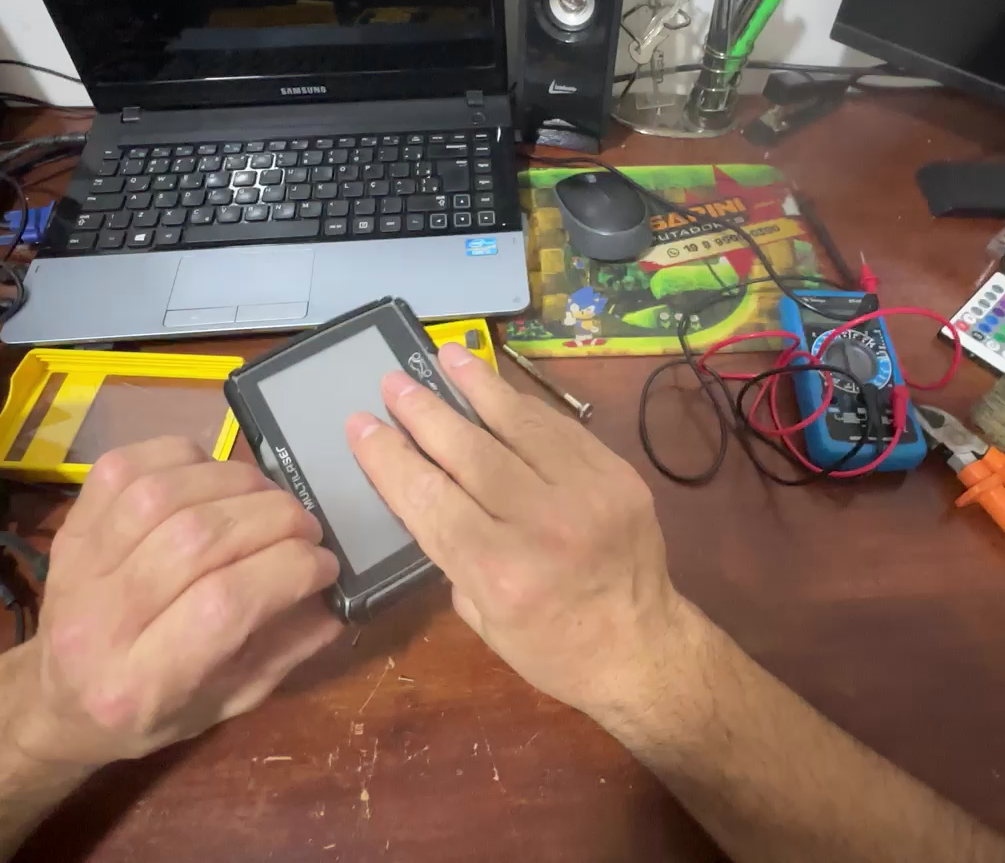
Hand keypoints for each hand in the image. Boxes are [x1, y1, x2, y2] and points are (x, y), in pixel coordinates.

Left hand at [9, 438, 343, 766]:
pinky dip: (187, 457)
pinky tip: (216, 475)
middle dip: (275, 518)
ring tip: (268, 499)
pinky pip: (130, 466)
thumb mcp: (232, 700)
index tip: (324, 564)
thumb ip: (290, 648)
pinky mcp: (72, 525)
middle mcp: (99, 623)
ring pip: (165, 494)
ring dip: (238, 482)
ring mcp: (77, 566)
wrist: (56, 701)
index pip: (223, 603)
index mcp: (140, 684)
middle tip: (306, 527)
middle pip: (196, 539)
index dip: (289, 569)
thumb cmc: (156, 708)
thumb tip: (339, 592)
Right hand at [345, 344, 697, 721]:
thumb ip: (452, 551)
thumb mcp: (482, 618)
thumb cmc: (553, 647)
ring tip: (447, 357)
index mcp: (501, 573)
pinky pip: (561, 427)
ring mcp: (588, 492)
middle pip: (470, 451)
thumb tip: (430, 485)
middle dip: (424, 413)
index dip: (389, 458)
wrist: (643, 647)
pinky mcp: (618, 474)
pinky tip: (498, 387)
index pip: (429, 499)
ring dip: (478, 386)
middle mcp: (544, 524)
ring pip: (520, 424)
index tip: (361, 425)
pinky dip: (524, 405)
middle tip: (393, 381)